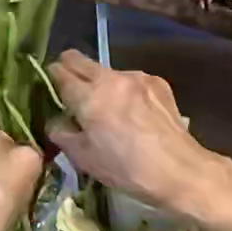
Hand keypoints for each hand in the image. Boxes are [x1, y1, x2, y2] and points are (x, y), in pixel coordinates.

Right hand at [46, 50, 231, 230]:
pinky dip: (124, 91)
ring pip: (104, 70)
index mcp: (88, 96)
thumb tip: (55, 120)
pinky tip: (133, 114)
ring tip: (107, 110)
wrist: (183, 172)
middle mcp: (110, 78)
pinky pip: (129, 80)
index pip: (58, 71)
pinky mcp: (157, 82)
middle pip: (77, 59)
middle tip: (70, 94)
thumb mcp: (83, 158)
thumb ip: (61, 133)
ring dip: (98, 84)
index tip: (49, 91)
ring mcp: (136, 77)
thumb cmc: (127, 169)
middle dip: (68, 70)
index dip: (49, 79)